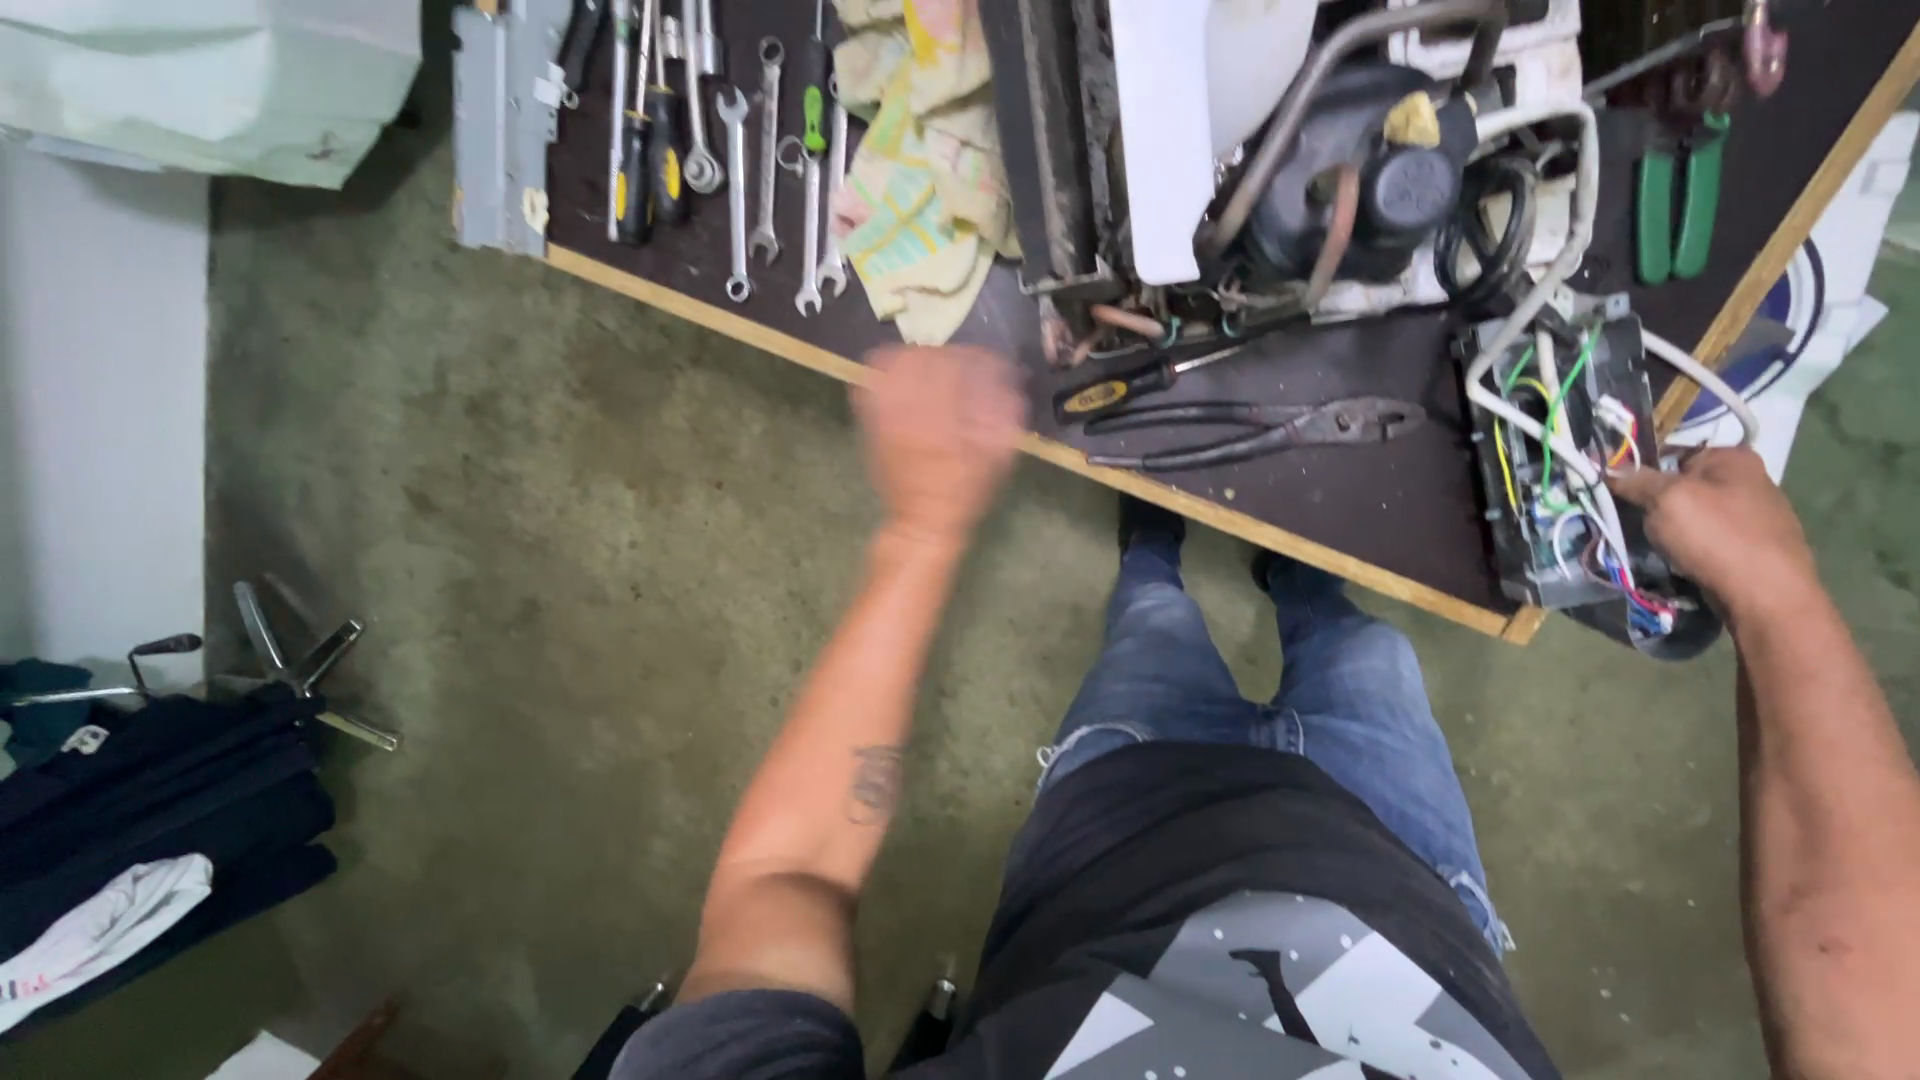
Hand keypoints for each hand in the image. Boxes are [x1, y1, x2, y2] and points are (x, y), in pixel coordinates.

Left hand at [853, 345, 1027, 548]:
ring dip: (916, 358)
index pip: (956, 364)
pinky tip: (900, 377)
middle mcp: (912, 412)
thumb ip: (1003, 416)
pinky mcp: (870, 423)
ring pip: (893, 364)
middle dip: (946, 354)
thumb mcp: (996, 458)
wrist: (920, 521)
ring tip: (930, 367)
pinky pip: (867, 384)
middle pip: (923, 357)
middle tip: (959, 364)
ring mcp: (885, 416)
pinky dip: (884, 371)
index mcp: (946, 419)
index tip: (986, 362)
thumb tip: (1006, 379)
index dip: (974, 356)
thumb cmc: (964, 493)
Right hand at [1608, 447, 1818, 621]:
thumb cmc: (1716, 535)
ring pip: (1690, 510)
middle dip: (1652, 500)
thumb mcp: (1665, 499)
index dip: (1636, 471)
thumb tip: (1604, 466)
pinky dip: (1688, 541)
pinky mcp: (1752, 540)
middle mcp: (1749, 477)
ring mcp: (1753, 511)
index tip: (1616, 492)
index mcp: (1732, 457)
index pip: (1667, 453)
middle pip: (1679, 482)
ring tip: (1655, 542)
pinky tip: (1681, 555)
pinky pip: (1705, 532)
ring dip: (1668, 524)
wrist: (1765, 592)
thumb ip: (1633, 479)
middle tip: (1632, 520)